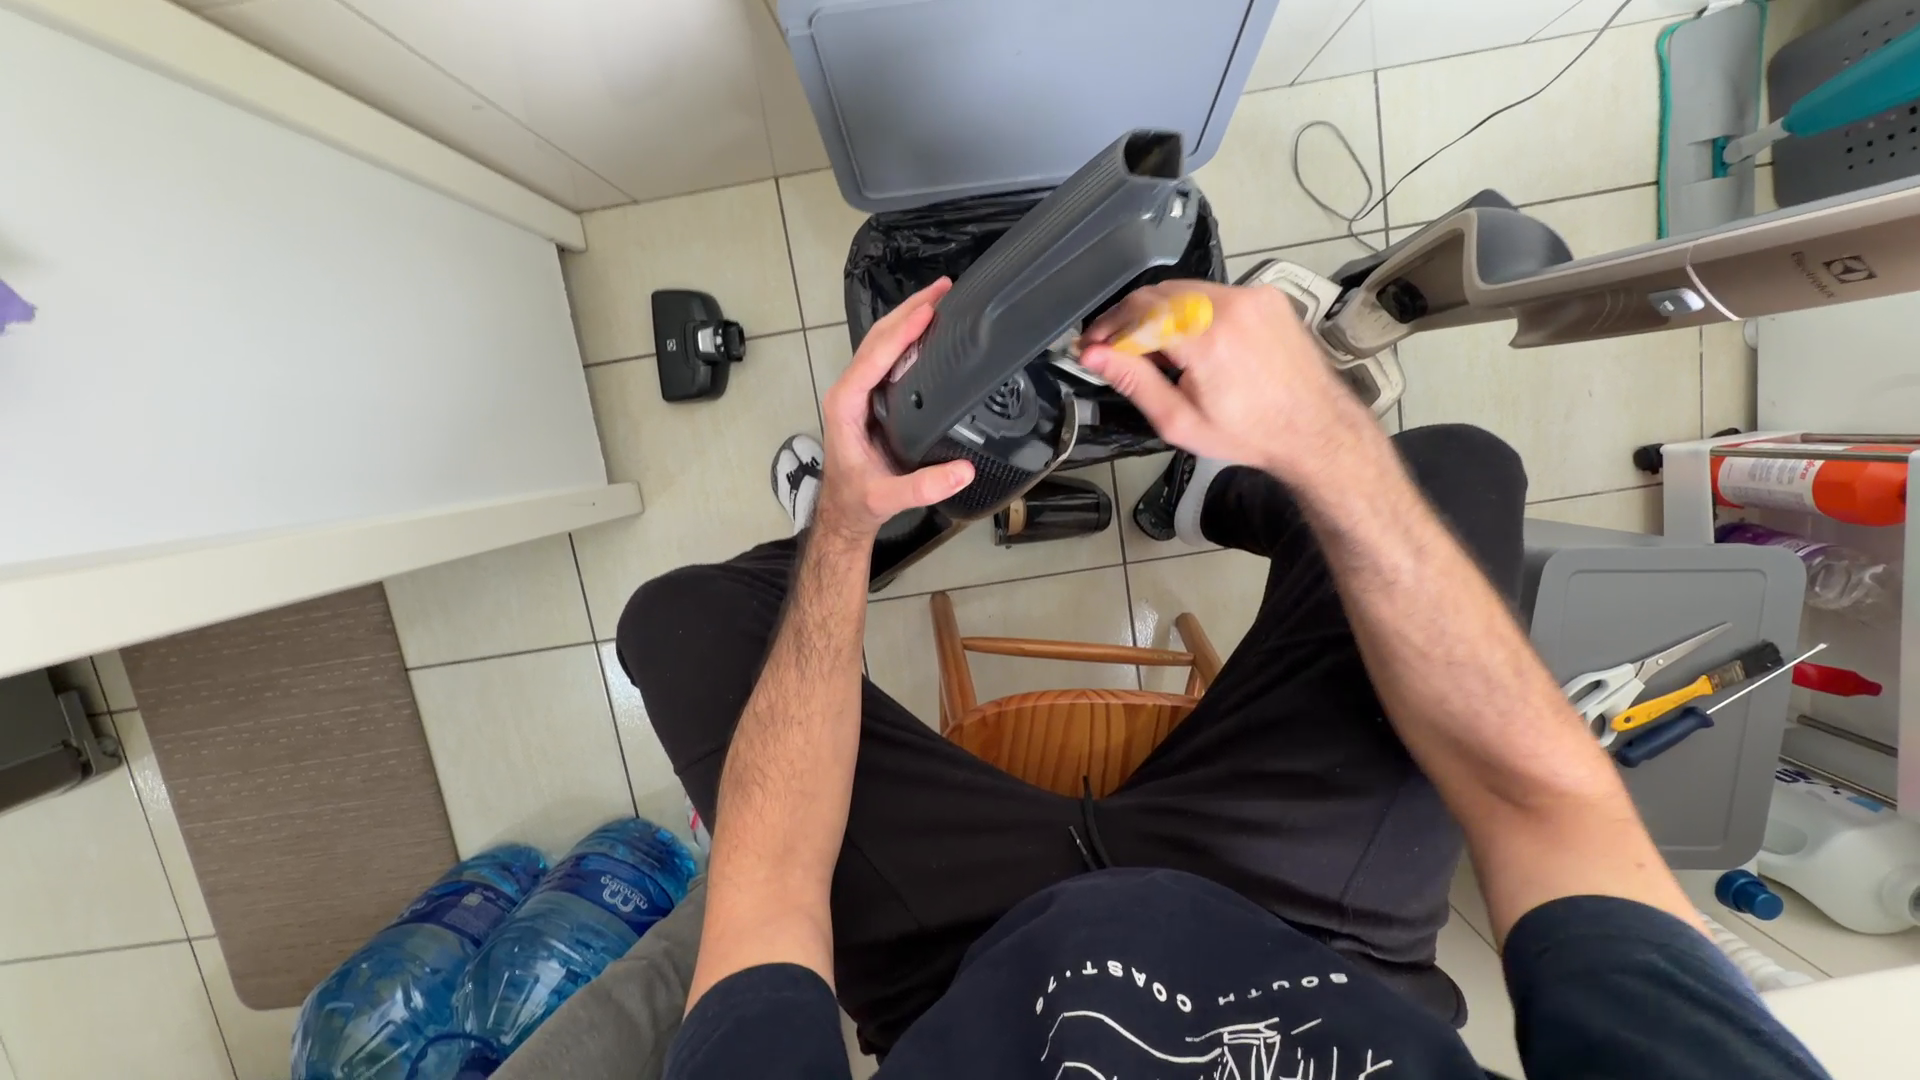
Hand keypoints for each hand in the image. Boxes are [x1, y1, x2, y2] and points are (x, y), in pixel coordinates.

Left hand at [816, 279, 974, 539]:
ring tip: (942, 297)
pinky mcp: (871, 396)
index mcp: (846, 406)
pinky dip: (909, 335)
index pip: (873, 357)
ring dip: (909, 315)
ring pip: (882, 341)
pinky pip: (889, 356)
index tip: (928, 312)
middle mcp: (849, 391)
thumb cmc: (859, 500)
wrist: (845, 510)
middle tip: (944, 288)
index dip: (901, 332)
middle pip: (878, 337)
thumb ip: (923, 487)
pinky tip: (930, 328)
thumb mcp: (888, 497)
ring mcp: (860, 391)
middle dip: (909, 309)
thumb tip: (963, 472)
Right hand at [1079, 280, 1372, 482]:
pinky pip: (1210, 294)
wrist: (1314, 428)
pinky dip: (1188, 312)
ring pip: (1182, 291)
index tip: (1088, 347)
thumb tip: (1092, 355)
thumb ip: (1134, 381)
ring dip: (1156, 315)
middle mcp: (1231, 305)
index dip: (1106, 329)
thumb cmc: (1246, 434)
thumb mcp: (1179, 420)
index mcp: (1208, 338)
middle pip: (1157, 295)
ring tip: (1149, 351)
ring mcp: (1252, 295)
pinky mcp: (1265, 294)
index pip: (1138, 314)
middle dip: (1127, 320)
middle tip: (1110, 349)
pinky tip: (1185, 343)